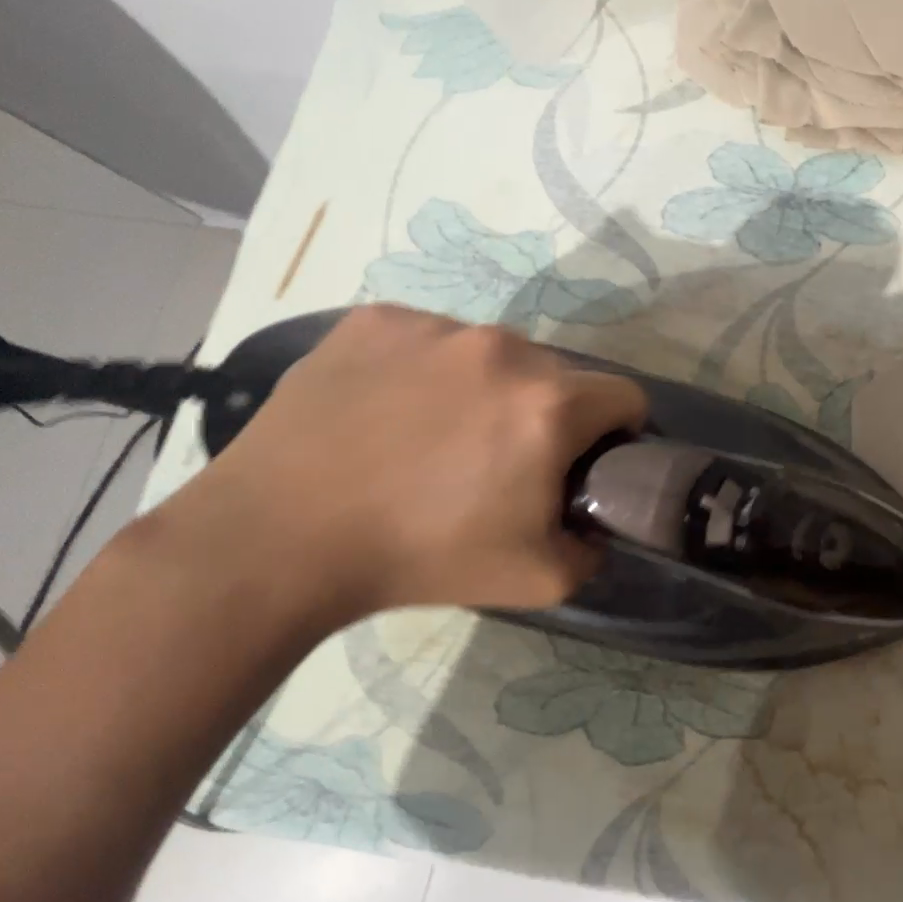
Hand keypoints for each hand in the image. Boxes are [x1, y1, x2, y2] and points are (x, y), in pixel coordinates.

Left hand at [161, 305, 646, 624]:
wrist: (277, 540)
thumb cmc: (421, 558)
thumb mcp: (540, 579)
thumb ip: (594, 550)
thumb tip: (598, 525)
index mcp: (551, 404)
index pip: (626, 398)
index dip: (618, 435)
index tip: (584, 465)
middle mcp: (503, 349)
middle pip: (560, 375)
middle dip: (550, 413)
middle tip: (504, 461)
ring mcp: (434, 328)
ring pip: (495, 354)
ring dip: (490, 388)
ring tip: (439, 436)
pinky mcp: (374, 322)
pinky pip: (431, 339)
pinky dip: (429, 370)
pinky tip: (393, 412)